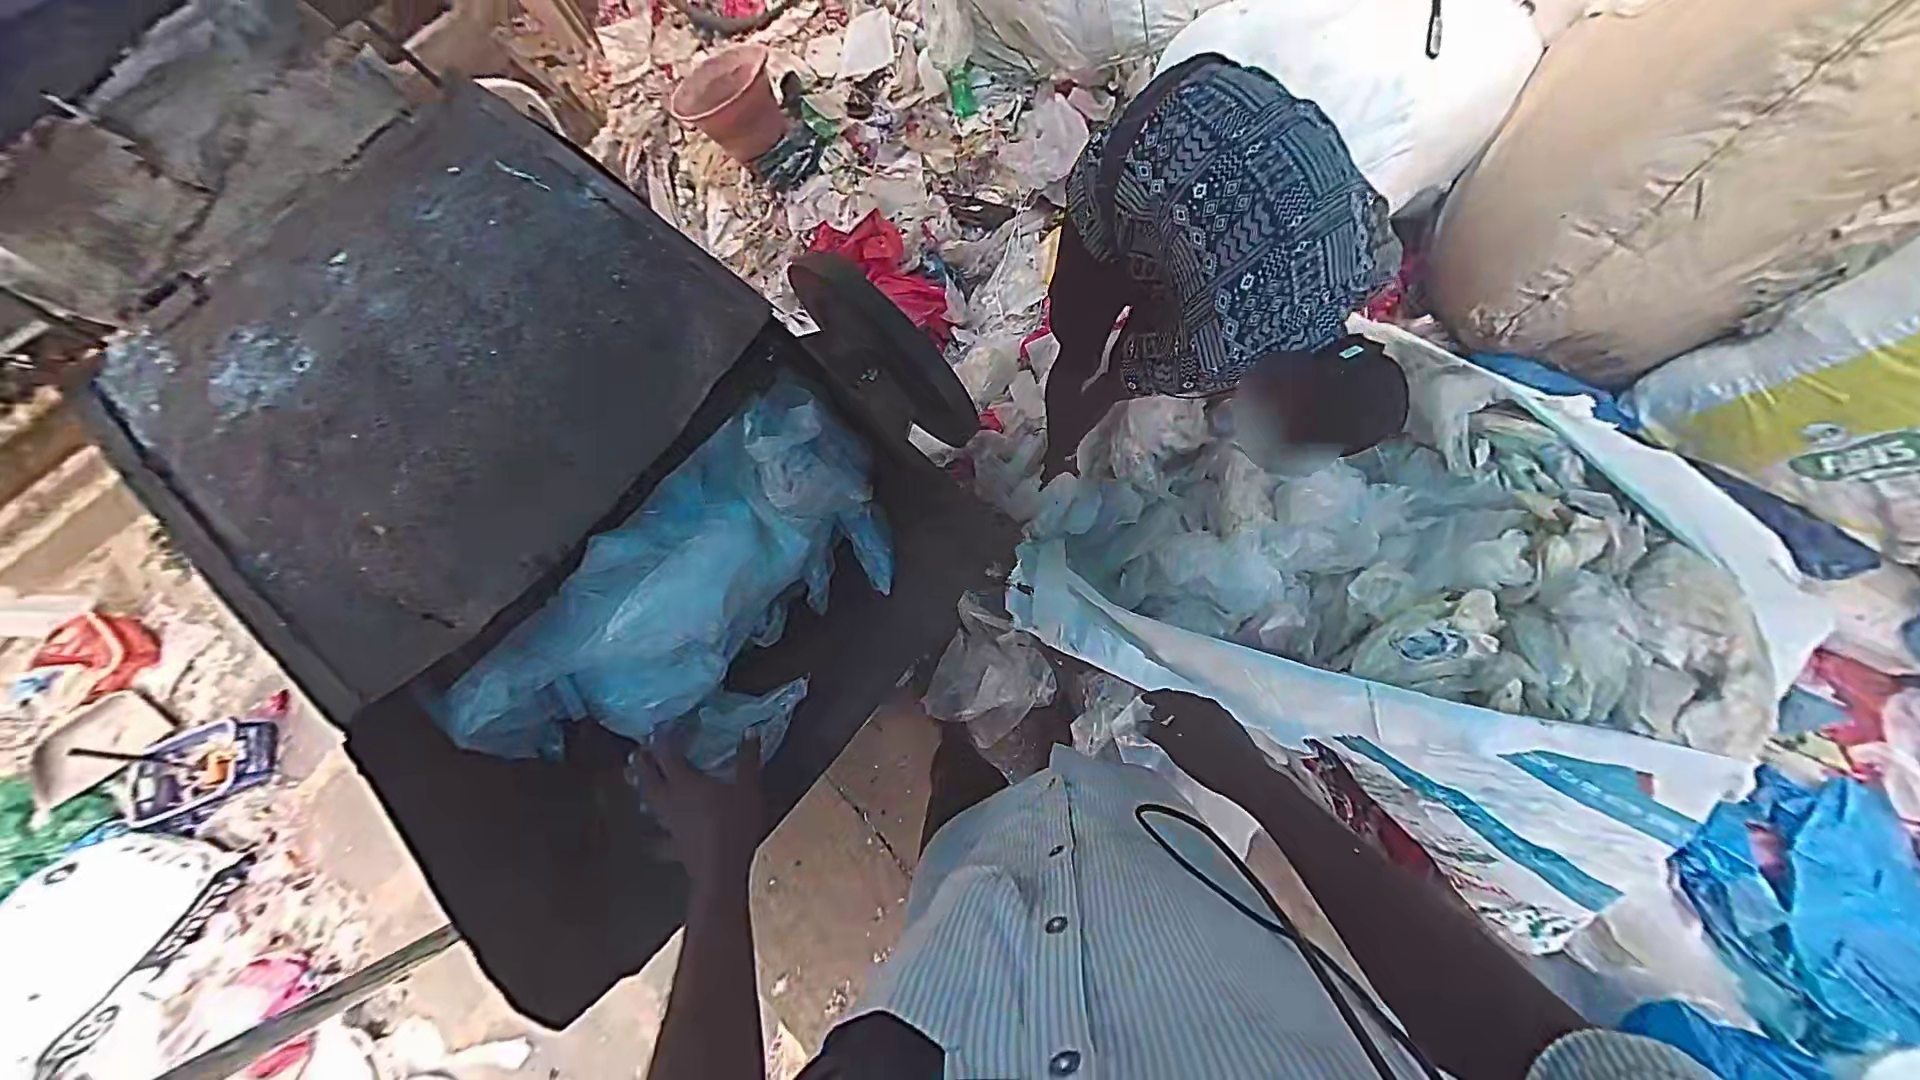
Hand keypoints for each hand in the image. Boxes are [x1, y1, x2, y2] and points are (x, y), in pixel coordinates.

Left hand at [635, 731, 764, 893]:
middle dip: (643, 760)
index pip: (667, 754)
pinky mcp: (672, 841)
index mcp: (684, 781)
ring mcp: (667, 822)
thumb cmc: (734, 821)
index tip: (662, 726)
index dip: (663, 738)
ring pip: (648, 800)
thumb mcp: (748, 785)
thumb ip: (747, 757)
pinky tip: (650, 830)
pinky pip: (656, 828)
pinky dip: (651, 823)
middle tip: (639, 748)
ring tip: (636, 776)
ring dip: (642, 785)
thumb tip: (750, 729)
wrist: (720, 869)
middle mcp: (669, 799)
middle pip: (649, 776)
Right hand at [1143, 690, 1268, 792]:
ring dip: (1181, 713)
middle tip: (1154, 716)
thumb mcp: (1176, 750)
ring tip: (1172, 727)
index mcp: (1191, 706)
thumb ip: (1156, 733)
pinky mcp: (1231, 724)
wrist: (1248, 777)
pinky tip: (1192, 733)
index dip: (1153, 698)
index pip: (1166, 696)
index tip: (1144, 700)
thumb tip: (1142, 724)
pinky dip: (1195, 719)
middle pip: (1181, 699)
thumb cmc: (1209, 764)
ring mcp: (1221, 713)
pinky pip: (1206, 714)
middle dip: (1166, 706)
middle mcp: (1206, 704)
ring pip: (1194, 707)